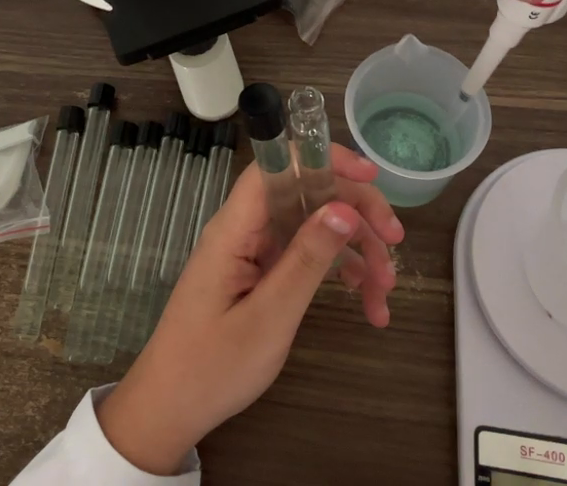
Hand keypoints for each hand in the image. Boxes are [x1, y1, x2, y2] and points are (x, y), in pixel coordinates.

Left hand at [97, 144, 402, 473]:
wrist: (170, 408)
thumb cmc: (213, 366)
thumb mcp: (270, 317)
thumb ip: (306, 260)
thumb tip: (344, 208)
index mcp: (235, 228)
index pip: (278, 166)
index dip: (323, 159)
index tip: (369, 175)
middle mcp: (245, 229)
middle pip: (306, 194)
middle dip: (355, 211)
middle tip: (396, 239)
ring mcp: (253, 251)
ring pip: (313, 227)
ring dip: (355, 250)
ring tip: (387, 291)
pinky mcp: (261, 273)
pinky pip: (306, 256)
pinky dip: (339, 274)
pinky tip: (367, 303)